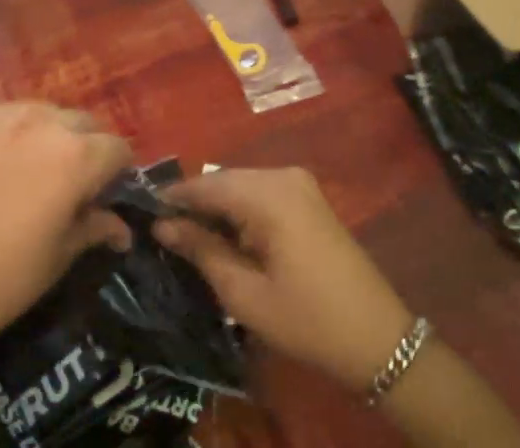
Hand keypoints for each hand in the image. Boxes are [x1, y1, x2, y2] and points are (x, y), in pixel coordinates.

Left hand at [0, 103, 133, 359]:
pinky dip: (14, 134)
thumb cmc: (5, 279)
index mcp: (76, 155)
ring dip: (52, 134)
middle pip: (82, 122)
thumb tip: (120, 227)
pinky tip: (1, 168)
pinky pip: (4, 118)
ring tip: (38, 172)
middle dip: (89, 148)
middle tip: (77, 185)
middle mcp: (41, 123)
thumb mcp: (61, 256)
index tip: (110, 195)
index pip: (117, 148)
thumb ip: (94, 227)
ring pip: (43, 113)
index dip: (119, 172)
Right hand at [153, 167, 413, 391]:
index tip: (139, 218)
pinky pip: (259, 195)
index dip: (169, 200)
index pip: (202, 185)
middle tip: (161, 234)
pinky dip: (238, 212)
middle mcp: (283, 176)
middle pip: (220, 182)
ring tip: (188, 240)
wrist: (380, 342)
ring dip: (214, 210)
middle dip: (192, 205)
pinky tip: (224, 239)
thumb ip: (200, 249)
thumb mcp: (243, 292)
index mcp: (267, 194)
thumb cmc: (306, 320)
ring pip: (238, 187)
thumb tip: (160, 225)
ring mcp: (300, 185)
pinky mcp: (308, 200)